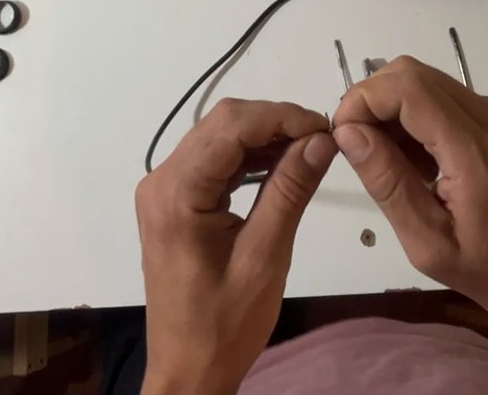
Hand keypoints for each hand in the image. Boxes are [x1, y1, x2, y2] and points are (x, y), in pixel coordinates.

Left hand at [134, 99, 336, 394]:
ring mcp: (165, 187)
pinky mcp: (174, 198)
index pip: (230, 127)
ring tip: (309, 147)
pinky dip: (248, 156)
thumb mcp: (264, 258)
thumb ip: (290, 192)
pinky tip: (281, 161)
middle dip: (273, 121)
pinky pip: (213, 160)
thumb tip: (322, 140)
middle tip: (321, 137)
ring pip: (218, 136)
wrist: (187, 373)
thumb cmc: (224, 326)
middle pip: (221, 124)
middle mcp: (162, 178)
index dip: (280, 117)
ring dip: (263, 135)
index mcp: (176, 192)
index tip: (325, 126)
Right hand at [331, 57, 487, 334]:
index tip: (343, 132)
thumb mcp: (428, 244)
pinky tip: (419, 156)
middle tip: (358, 143)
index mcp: (477, 153)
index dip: (364, 99)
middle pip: (413, 74)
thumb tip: (347, 131)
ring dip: (393, 107)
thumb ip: (386, 182)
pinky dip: (418, 113)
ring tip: (391, 157)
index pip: (408, 89)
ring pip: (426, 80)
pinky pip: (446, 94)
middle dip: (373, 100)